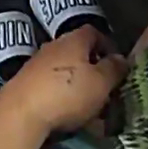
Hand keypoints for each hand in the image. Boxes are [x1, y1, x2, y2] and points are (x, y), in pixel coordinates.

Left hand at [0, 28, 126, 135]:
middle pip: (82, 53)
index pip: (93, 32)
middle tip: (112, 92)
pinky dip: (71, 96)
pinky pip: (59, 84)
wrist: (25, 107)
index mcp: (73, 40)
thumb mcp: (100, 82)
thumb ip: (113, 69)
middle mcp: (56, 45)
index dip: (108, 44)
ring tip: (99, 111)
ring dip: (86, 87)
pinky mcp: (34, 79)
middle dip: (98, 72)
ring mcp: (42, 61)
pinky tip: (79, 116)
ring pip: (71, 71)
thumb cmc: (68, 91)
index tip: (120, 65)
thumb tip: (121, 57)